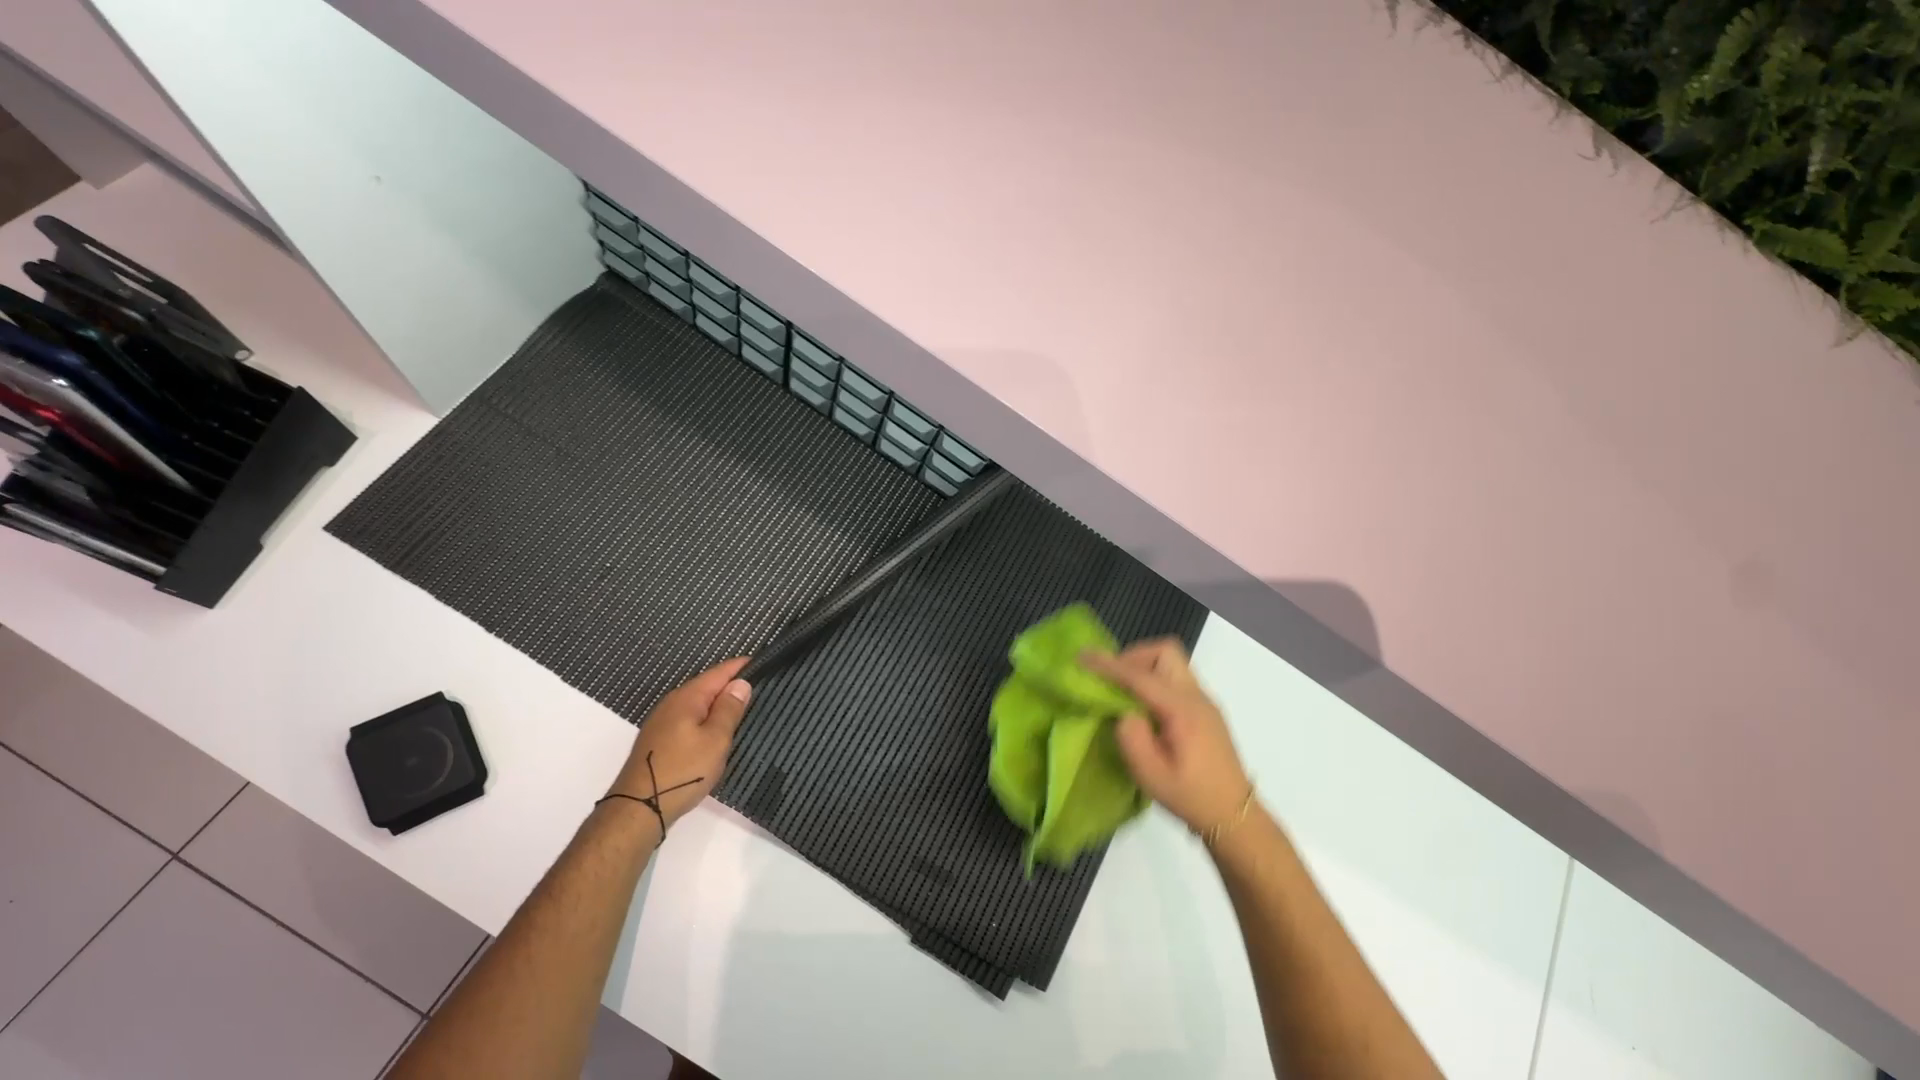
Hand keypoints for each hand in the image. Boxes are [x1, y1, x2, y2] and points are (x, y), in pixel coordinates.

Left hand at [608, 657, 751, 831]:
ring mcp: (661, 722)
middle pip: (706, 686)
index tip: (762, 662)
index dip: (740, 667)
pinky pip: (688, 719)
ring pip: (696, 704)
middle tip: (758, 687)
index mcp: (687, 698)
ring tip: (741, 709)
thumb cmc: (684, 771)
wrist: (639, 807)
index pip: (719, 672)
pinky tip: (714, 731)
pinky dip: (705, 718)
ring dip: (717, 704)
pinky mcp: (658, 740)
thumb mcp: (716, 739)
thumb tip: (740, 683)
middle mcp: (671, 703)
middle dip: (730, 684)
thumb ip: (729, 709)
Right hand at [1081, 638, 1251, 832]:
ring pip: (1172, 663)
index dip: (1109, 665)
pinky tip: (1143, 709)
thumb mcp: (1151, 775)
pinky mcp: (1205, 710)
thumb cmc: (1191, 797)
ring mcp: (1204, 702)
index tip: (1082, 657)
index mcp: (1183, 710)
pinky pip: (1176, 679)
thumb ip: (1131, 736)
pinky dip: (1155, 680)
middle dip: (1133, 658)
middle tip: (1110, 681)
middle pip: (1165, 652)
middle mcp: (1197, 697)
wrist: (1235, 816)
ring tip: (1123, 695)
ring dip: (1144, 668)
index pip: (1141, 676)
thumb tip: (1123, 712)